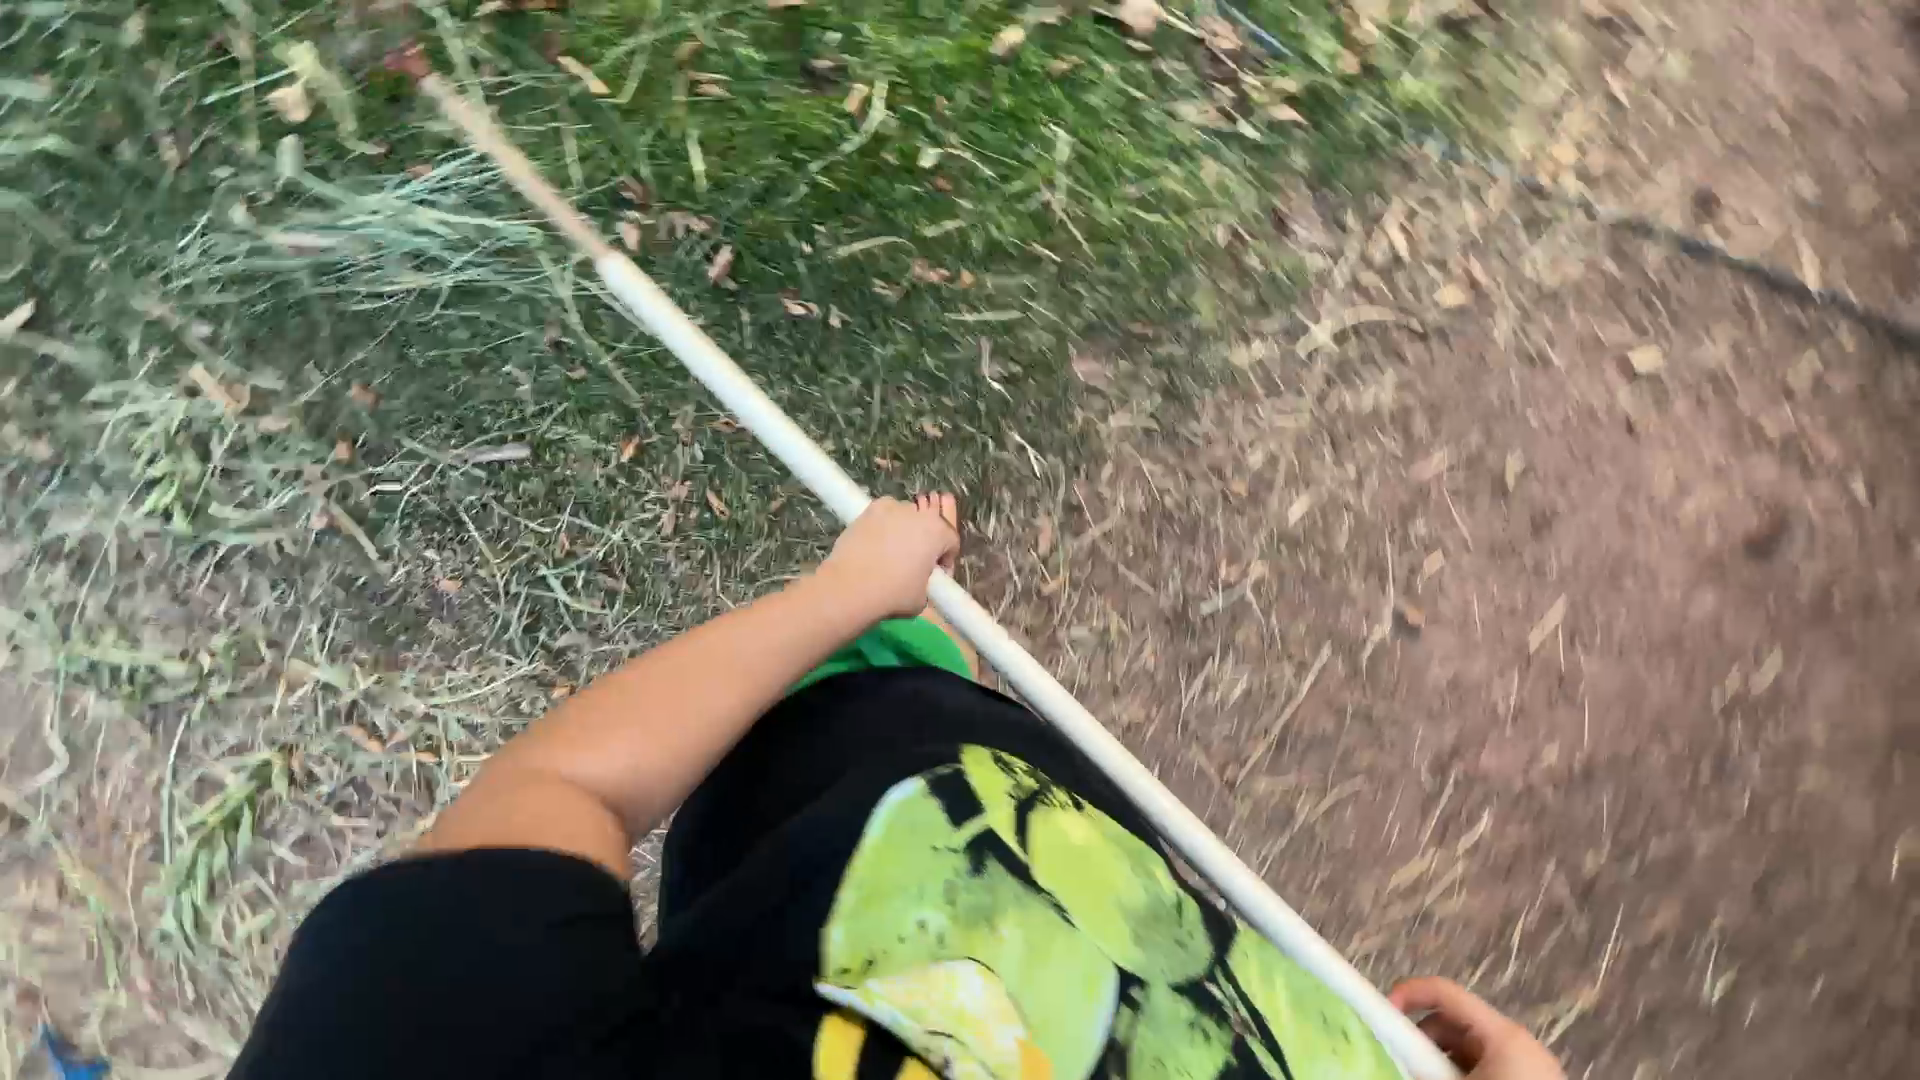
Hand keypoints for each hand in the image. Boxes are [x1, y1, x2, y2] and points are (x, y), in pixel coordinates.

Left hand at [816, 494, 959, 620]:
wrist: (850, 587)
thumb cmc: (893, 594)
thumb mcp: (923, 597)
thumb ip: (928, 581)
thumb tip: (920, 578)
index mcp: (938, 532)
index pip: (951, 542)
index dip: (945, 560)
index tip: (935, 575)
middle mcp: (918, 513)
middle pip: (929, 525)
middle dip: (925, 542)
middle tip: (914, 563)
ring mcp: (891, 508)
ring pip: (906, 517)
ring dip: (905, 531)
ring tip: (892, 553)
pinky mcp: (869, 510)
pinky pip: (884, 516)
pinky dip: (884, 526)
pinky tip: (876, 544)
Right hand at [1389, 978, 1564, 1079]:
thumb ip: (1416, 1067)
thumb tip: (1382, 1058)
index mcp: (1503, 1034)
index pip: (1443, 991)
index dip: (1407, 994)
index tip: (1382, 1015)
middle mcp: (1519, 1042)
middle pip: (1454, 1020)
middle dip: (1422, 1037)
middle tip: (1402, 1059)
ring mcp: (1531, 1066)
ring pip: (1468, 1046)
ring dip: (1440, 1059)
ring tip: (1426, 1078)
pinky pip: (1486, 1067)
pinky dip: (1462, 1073)